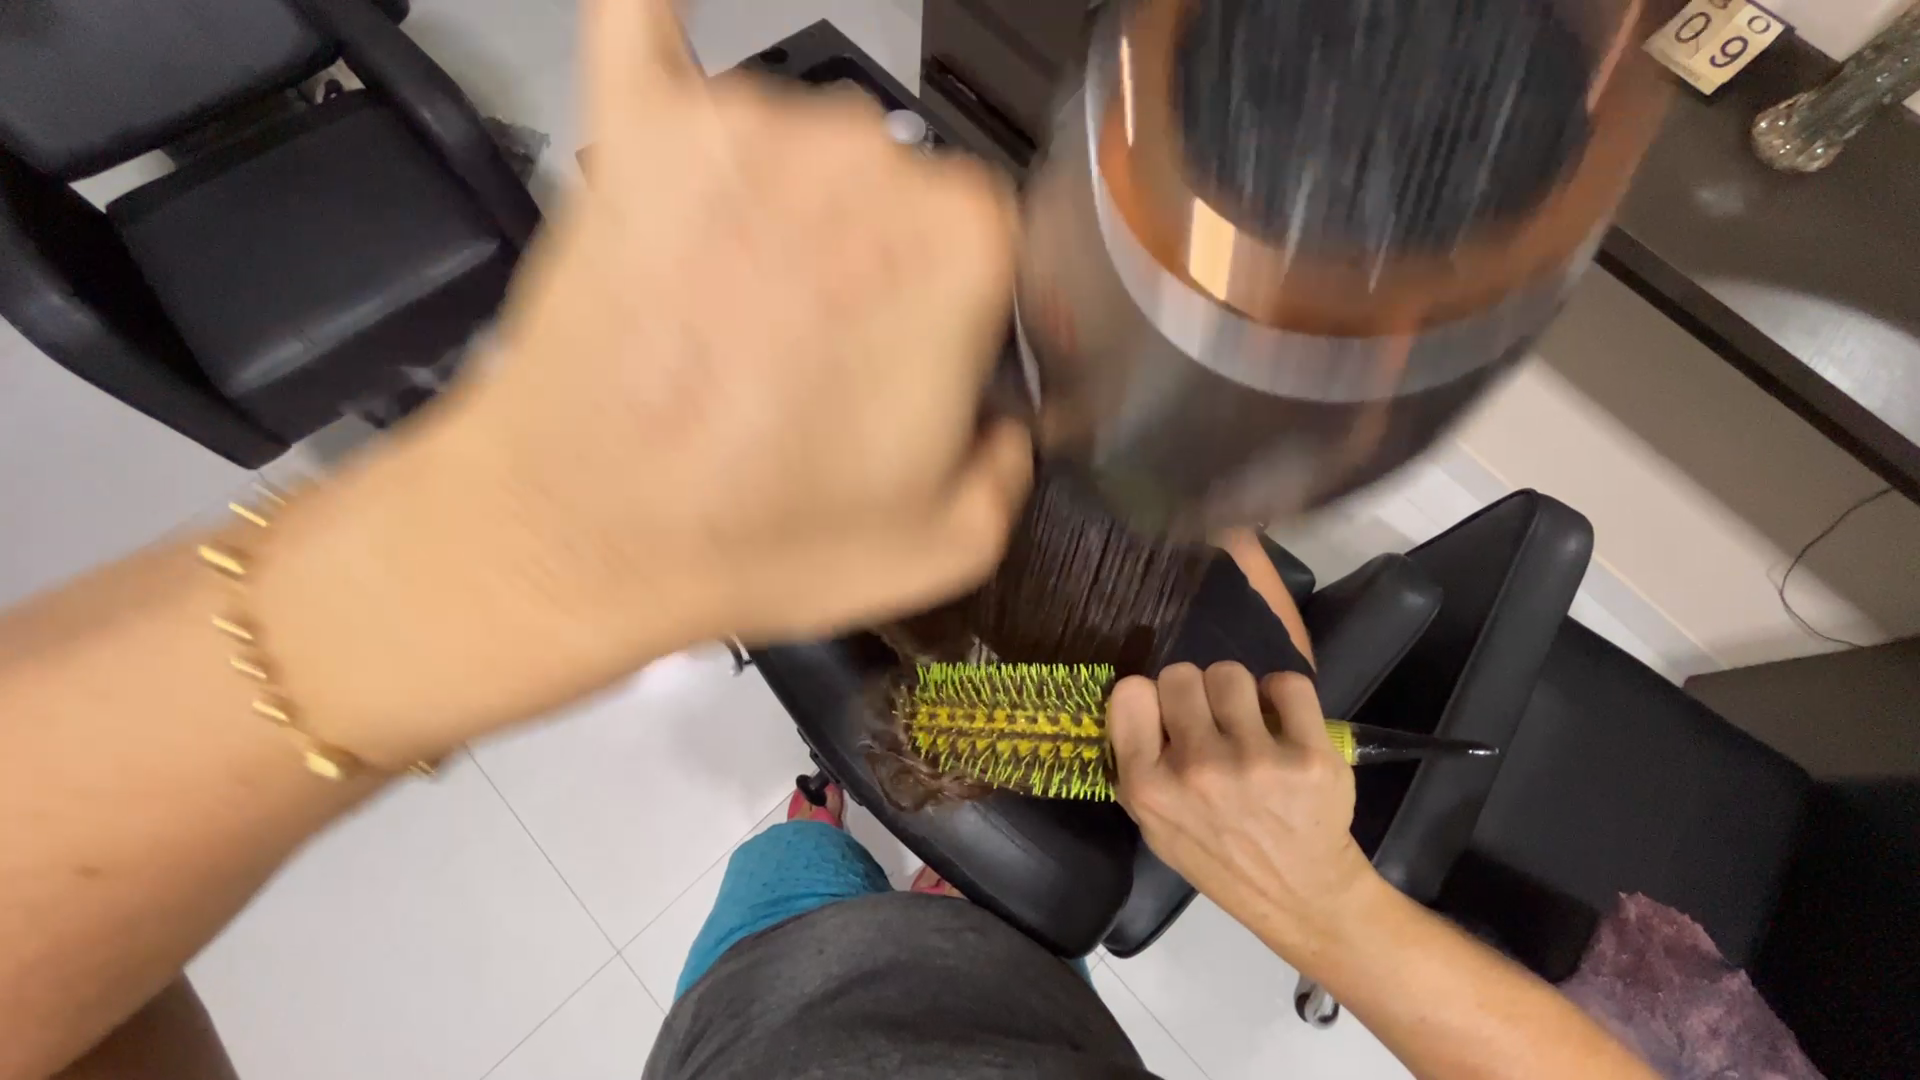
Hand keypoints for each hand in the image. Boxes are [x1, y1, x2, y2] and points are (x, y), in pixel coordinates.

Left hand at [252, 0, 1029, 764]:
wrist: (583, 539)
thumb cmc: (764, 539)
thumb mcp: (948, 544)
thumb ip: (1014, 464)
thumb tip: (1000, 418)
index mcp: (958, 248)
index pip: (993, 237)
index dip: (960, 304)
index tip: (924, 352)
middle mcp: (862, 159)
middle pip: (901, 183)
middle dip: (881, 262)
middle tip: (826, 352)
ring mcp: (744, 129)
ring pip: (804, 142)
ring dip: (791, 211)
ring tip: (745, 316)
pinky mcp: (637, 128)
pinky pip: (656, 29)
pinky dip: (670, 32)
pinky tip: (680, 31)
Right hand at [1110, 663, 1377, 957]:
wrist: (1301, 898)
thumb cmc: (1217, 858)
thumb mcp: (1153, 826)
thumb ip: (1135, 765)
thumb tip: (1133, 702)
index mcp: (1149, 786)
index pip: (1130, 692)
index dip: (1150, 697)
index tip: (1166, 715)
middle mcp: (1197, 770)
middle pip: (1182, 674)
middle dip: (1194, 693)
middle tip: (1209, 720)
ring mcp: (1256, 762)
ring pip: (1231, 673)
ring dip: (1238, 693)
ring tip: (1247, 723)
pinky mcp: (1310, 757)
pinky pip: (1289, 684)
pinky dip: (1285, 696)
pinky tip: (1284, 723)